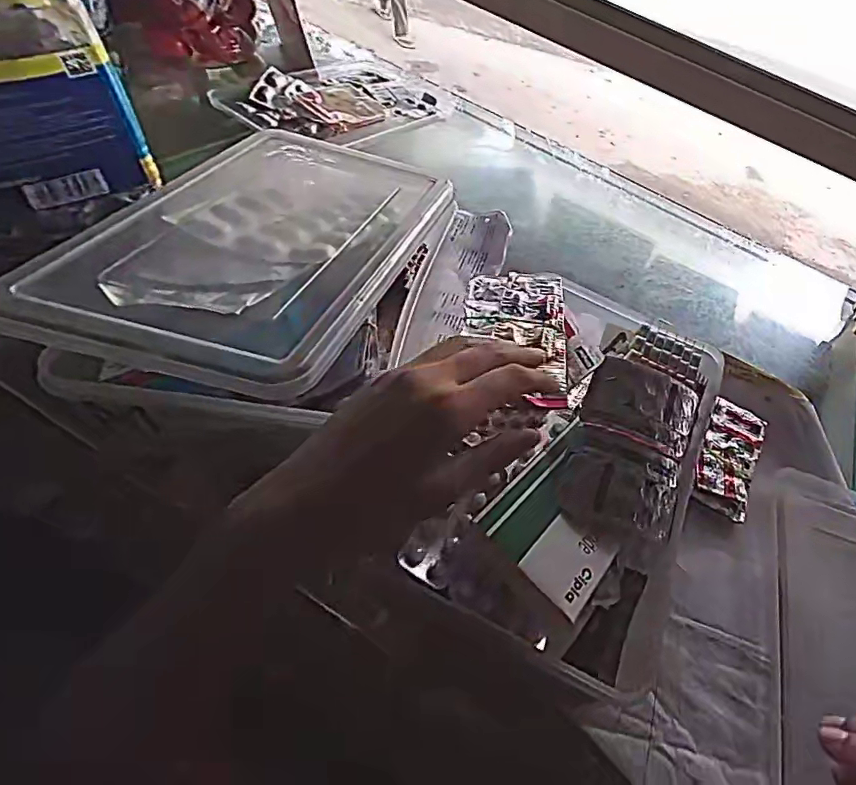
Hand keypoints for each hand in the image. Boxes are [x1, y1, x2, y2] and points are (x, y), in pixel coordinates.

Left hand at [219, 338, 556, 578]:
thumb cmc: (373, 511)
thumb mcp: (441, 492)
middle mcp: (429, 379)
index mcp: (448, 409)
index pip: (508, 380)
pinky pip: (437, 352)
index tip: (558, 385)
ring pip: (460, 344)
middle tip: (546, 361)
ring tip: (517, 354)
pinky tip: (472, 363)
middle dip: (521, 354)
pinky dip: (466, 351)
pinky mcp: (385, 377)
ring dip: (493, 346)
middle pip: (487, 352)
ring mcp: (403, 373)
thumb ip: (492, 457)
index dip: (538, 380)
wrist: (297, 507)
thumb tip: (533, 434)